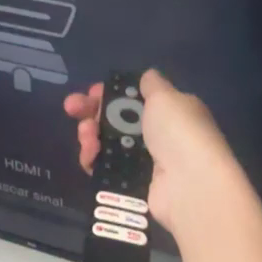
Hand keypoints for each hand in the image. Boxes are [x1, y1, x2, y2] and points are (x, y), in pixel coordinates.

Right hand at [63, 69, 239, 238]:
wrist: (190, 184)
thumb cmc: (178, 132)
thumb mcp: (166, 96)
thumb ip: (151, 84)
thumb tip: (146, 77)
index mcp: (170, 110)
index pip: (134, 97)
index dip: (110, 92)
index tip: (91, 92)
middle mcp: (160, 134)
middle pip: (117, 119)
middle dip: (92, 111)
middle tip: (72, 108)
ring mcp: (146, 161)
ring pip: (108, 143)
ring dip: (90, 135)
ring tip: (86, 135)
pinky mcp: (134, 184)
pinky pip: (107, 168)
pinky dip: (94, 160)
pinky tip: (88, 155)